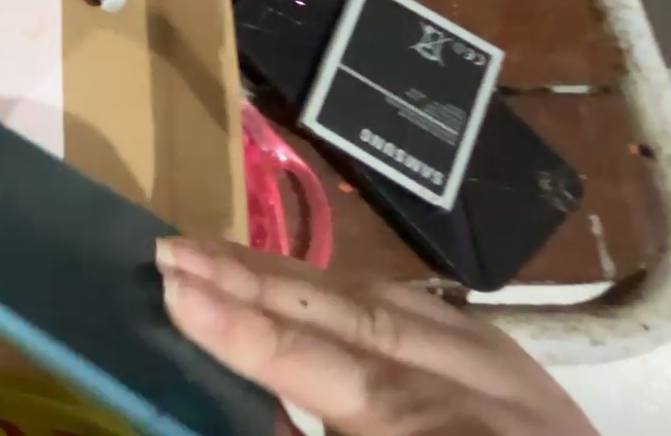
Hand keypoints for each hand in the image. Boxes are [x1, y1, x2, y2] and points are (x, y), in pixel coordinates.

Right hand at [157, 238, 597, 435]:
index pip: (340, 374)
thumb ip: (292, 430)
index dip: (251, 335)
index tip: (175, 292)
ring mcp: (504, 369)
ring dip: (274, 273)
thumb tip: (215, 398)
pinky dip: (321, 282)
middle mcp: (494, 401)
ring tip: (195, 252)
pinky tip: (266, 270)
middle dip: (250, 283)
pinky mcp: (492, 350)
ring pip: (372, 297)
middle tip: (166, 254)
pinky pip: (394, 298)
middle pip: (356, 322)